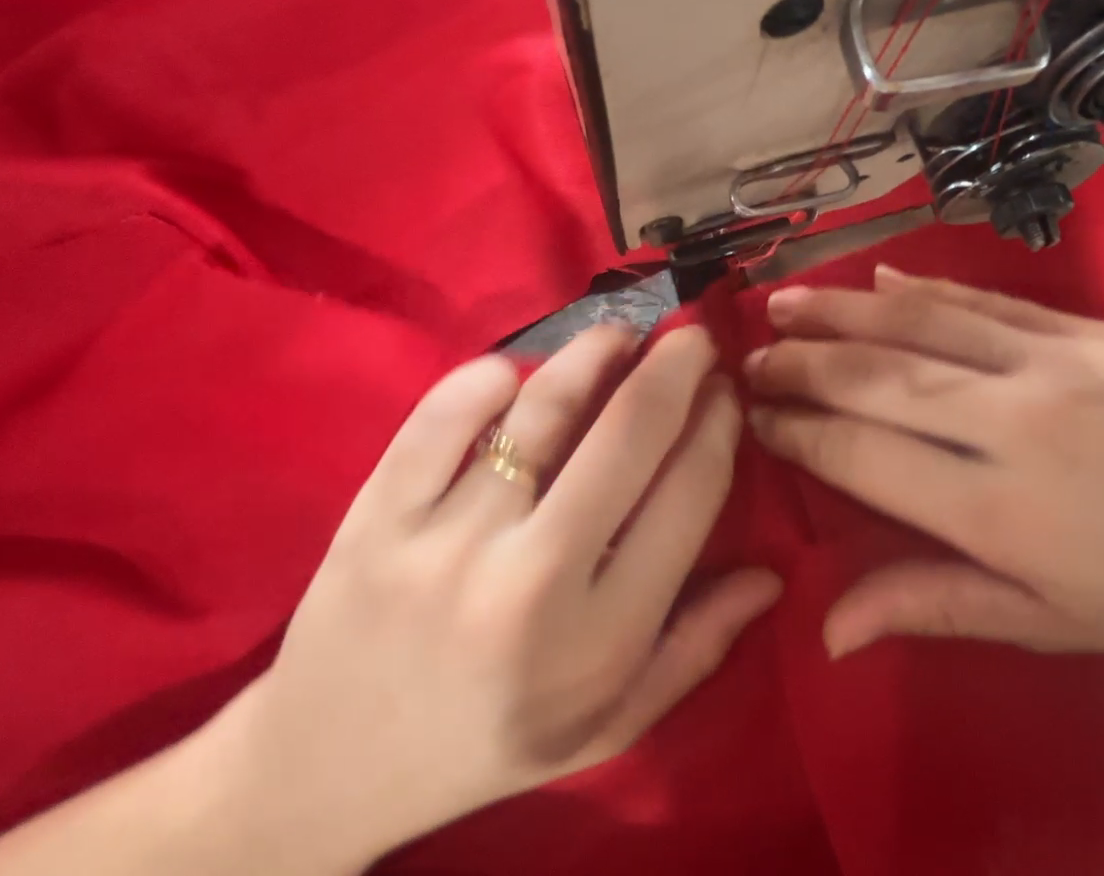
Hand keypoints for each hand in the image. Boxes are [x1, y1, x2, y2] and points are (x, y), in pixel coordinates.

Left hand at [207, 325, 779, 869]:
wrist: (333, 768)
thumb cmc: (490, 744)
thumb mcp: (608, 725)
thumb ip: (695, 651)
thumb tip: (770, 576)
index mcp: (602, 634)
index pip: (688, 494)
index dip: (719, 427)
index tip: (727, 394)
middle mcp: (532, 576)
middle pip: (627, 435)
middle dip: (676, 369)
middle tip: (692, 339)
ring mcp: (446, 539)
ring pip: (539, 411)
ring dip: (594, 354)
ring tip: (621, 335)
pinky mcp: (377, 514)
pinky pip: (440, 417)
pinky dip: (487, 378)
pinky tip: (518, 370)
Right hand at [745, 267, 1103, 658]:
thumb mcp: (1046, 623)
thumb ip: (930, 605)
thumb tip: (826, 626)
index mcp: (995, 511)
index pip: (861, 456)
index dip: (797, 433)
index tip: (753, 420)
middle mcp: (1011, 423)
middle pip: (878, 379)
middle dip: (801, 364)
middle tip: (748, 356)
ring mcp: (1051, 363)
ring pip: (920, 325)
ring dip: (843, 312)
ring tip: (783, 302)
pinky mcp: (1087, 330)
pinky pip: (985, 300)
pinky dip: (923, 288)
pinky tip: (876, 278)